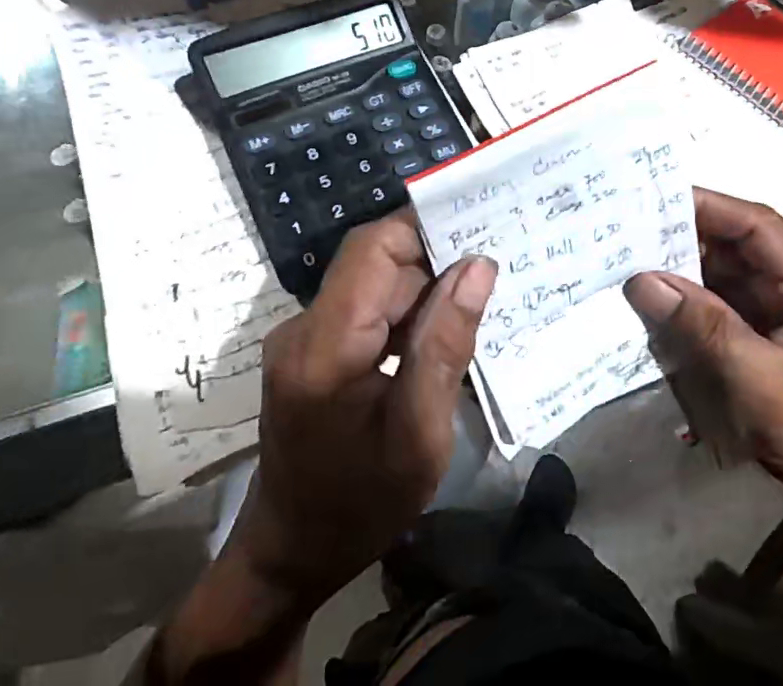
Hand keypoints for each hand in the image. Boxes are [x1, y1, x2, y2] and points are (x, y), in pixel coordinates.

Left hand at [231, 210, 496, 598]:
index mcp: (326, 346)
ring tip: (473, 311)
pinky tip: (436, 338)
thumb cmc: (361, 504)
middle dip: (433, 263)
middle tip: (491, 280)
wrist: (291, 551)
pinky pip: (362, 311)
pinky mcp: (310, 351)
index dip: (425, 230)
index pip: (373, 248)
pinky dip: (403, 315)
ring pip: (371, 284)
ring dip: (422, 291)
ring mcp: (301, 338)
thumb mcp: (420, 434)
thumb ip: (446, 344)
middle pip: (373, 263)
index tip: (480, 234)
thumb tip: (478, 267)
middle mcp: (303, 327)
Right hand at [623, 188, 782, 525]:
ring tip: (628, 254)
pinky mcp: (768, 327)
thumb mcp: (766, 387)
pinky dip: (686, 296)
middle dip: (686, 236)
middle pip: (741, 246)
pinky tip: (651, 291)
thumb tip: (643, 281)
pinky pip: (720, 298)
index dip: (710, 208)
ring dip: (680, 265)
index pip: (765, 231)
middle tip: (628, 227)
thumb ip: (706, 329)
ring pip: (725, 269)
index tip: (655, 196)